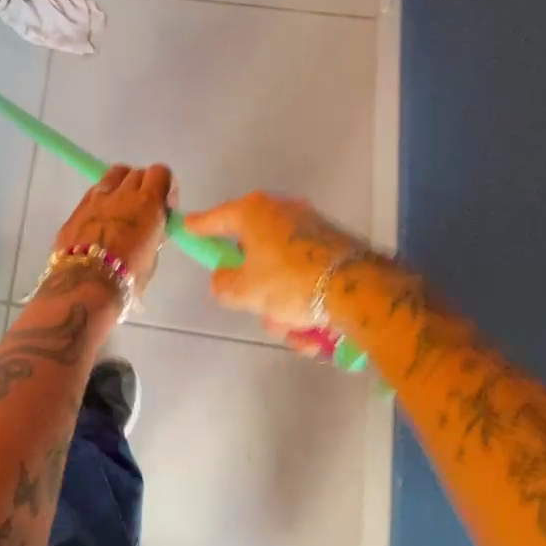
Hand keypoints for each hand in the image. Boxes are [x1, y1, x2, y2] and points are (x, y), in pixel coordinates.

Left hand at [53, 164, 173, 292]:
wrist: (85, 284)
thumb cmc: (127, 277)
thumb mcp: (152, 256)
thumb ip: (152, 233)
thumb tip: (149, 229)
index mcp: (148, 204)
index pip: (161, 173)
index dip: (164, 186)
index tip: (164, 205)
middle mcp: (122, 193)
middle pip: (136, 173)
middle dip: (143, 186)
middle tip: (142, 209)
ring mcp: (96, 198)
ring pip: (113, 175)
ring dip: (121, 185)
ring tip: (120, 207)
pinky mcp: (76, 208)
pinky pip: (94, 192)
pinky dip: (101, 199)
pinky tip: (99, 219)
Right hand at [185, 193, 387, 326]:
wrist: (360, 291)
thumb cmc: (290, 282)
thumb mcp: (243, 291)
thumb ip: (223, 285)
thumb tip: (225, 279)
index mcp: (254, 212)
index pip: (215, 218)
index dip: (198, 227)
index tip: (185, 228)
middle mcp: (282, 213)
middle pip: (252, 251)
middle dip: (253, 289)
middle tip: (255, 309)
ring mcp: (311, 229)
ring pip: (280, 272)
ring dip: (280, 305)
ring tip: (290, 331)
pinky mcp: (334, 249)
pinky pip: (305, 278)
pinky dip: (304, 304)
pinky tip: (312, 333)